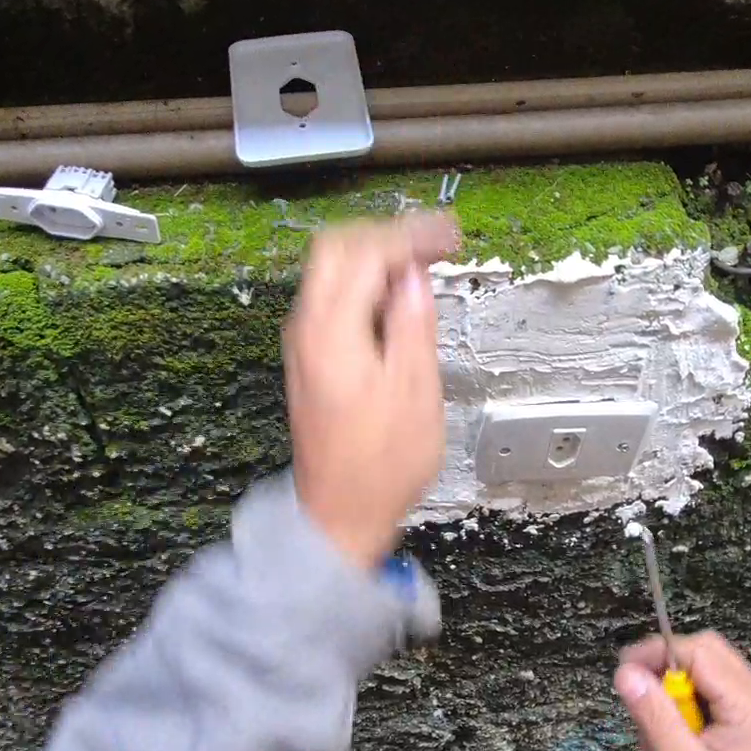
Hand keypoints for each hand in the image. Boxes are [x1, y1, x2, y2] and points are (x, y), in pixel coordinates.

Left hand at [285, 212, 459, 567]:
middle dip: (387, 236)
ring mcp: (304, 348)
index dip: (410, 236)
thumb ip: (413, 325)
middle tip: (433, 241)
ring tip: (421, 266)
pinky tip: (395, 301)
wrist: (340, 515)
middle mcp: (307, 332)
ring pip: (331, 273)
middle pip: (337, 249)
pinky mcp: (311, 363)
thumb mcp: (415, 392)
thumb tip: (413, 280)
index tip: (446, 236)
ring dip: (375, 259)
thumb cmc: (379, 468)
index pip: (365, 253)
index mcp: (332, 333)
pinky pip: (332, 303)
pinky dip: (364, 288)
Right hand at [614, 632, 750, 750]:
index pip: (700, 651)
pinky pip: (722, 698)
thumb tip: (625, 672)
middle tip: (638, 699)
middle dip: (667, 669)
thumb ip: (654, 716)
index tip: (623, 673)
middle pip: (710, 655)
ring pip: (714, 675)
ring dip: (679, 691)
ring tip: (659, 733)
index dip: (657, 653)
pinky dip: (695, 707)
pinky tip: (681, 741)